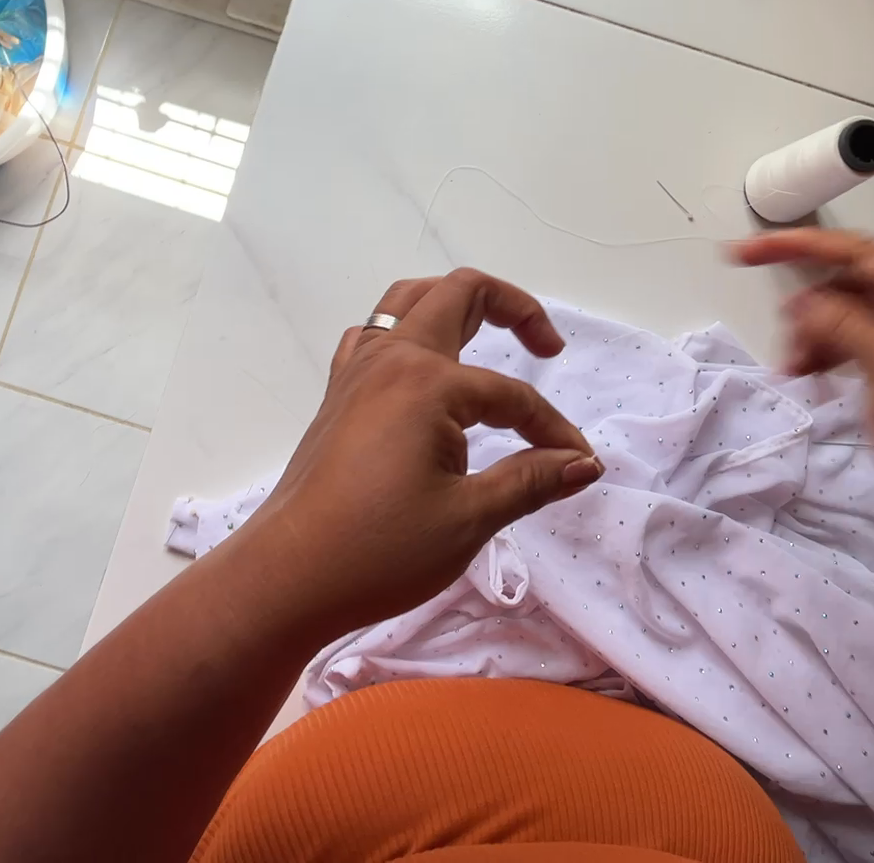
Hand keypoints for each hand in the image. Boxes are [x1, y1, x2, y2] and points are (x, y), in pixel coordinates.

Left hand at [219, 269, 602, 639]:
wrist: (288, 578)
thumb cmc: (380, 551)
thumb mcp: (469, 518)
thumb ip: (532, 479)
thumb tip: (585, 464)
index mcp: (427, 383)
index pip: (511, 396)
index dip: (551, 429)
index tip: (578, 463)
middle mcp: (392, 360)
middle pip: (458, 294)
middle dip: (513, 308)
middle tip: (547, 347)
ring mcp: (358, 372)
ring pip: (408, 302)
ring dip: (454, 305)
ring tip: (488, 337)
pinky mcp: (338, 394)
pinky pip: (375, 337)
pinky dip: (408, 334)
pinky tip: (422, 369)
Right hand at [733, 229, 873, 506]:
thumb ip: (844, 324)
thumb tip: (796, 301)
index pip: (858, 252)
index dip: (800, 245)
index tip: (751, 248)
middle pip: (843, 281)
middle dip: (805, 302)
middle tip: (772, 316)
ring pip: (837, 313)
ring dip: (808, 333)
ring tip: (793, 363)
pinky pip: (841, 340)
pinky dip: (817, 351)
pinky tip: (801, 369)